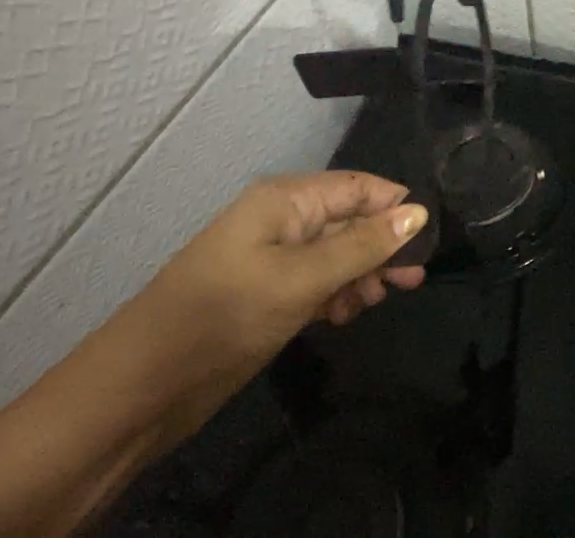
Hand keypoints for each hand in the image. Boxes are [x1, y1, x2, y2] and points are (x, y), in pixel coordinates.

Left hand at [123, 171, 428, 424]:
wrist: (142, 387)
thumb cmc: (225, 316)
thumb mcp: (302, 278)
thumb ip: (363, 245)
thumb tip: (419, 213)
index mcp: (285, 201)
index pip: (359, 187)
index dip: (397, 207)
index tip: (432, 240)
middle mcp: (282, 222)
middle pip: (351, 220)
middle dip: (385, 245)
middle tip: (414, 279)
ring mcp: (274, 260)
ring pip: (339, 254)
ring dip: (364, 273)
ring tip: (380, 300)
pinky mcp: (268, 295)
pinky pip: (319, 281)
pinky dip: (339, 294)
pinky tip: (347, 314)